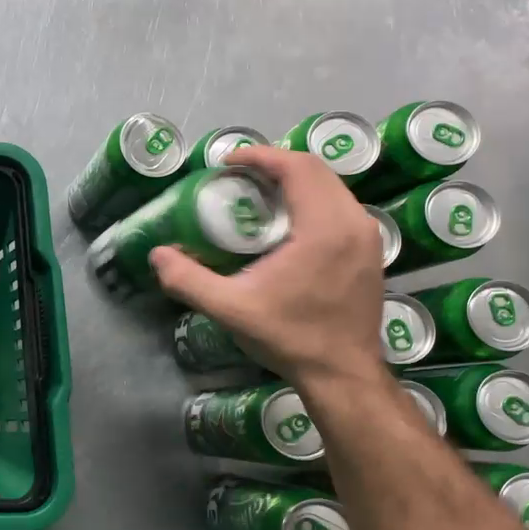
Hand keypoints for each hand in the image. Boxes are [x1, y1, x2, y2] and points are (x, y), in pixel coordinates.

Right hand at [149, 146, 385, 388]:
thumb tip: (158, 254)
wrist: (343, 374)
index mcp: (324, 229)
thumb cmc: (289, 337)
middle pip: (317, 171)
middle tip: (237, 175)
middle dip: (276, 163)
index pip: (298, 168)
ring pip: (332, 187)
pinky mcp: (370, 252)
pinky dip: (311, 199)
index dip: (261, 155)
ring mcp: (368, 237)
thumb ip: (188, 279)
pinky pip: (340, 207)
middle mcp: (354, 223)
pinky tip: (284, 221)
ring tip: (257, 194)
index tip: (228, 161)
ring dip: (295, 181)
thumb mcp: (229, 309)